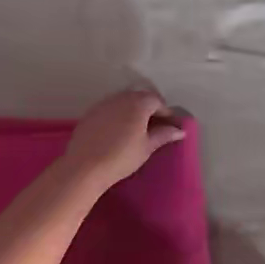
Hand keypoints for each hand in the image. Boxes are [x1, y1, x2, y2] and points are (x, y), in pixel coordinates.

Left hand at [62, 89, 185, 187]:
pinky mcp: (91, 112)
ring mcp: (104, 103)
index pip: (157, 101)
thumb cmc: (121, 157)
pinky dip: (118, 115)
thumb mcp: (146, 147)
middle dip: (149, 109)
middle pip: (140, 98)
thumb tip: (179, 130)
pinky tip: (117, 131)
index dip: (165, 112)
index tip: (169, 125)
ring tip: (137, 129)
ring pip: (124, 101)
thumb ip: (163, 135)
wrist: (85, 166)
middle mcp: (121, 97)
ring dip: (133, 110)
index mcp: (138, 103)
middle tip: (155, 126)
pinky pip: (110, 109)